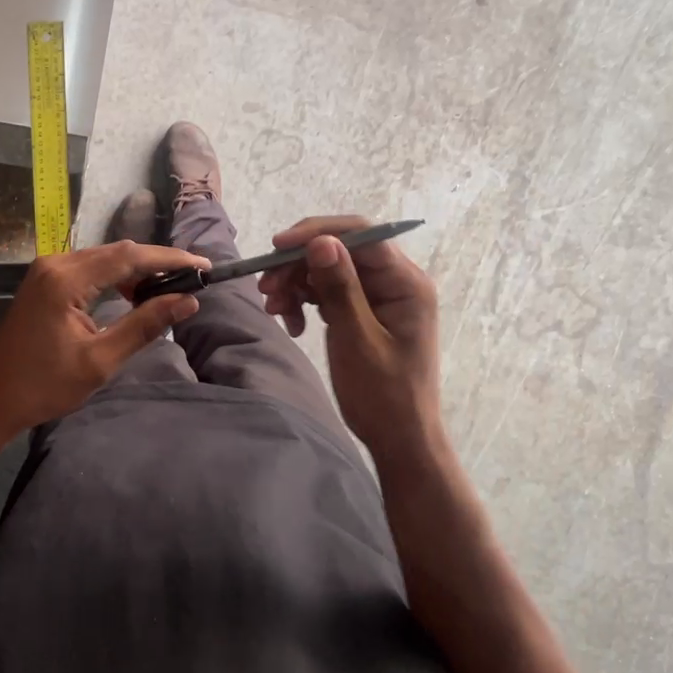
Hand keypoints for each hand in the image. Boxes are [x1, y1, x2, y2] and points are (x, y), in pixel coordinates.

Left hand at [0, 241, 208, 437]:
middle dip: (156, 263)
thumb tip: (187, 301)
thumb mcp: (101, 360)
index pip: (128, 257)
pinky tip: (132, 295)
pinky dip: (113, 277)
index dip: (169, 259)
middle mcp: (55, 263)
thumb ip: (144, 326)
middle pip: (116, 252)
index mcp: (66, 279)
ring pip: (102, 258)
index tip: (204, 265)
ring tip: (168, 289)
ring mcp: (46, 269)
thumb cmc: (46, 385)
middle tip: (193, 278)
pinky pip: (88, 268)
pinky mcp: (44, 280)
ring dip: (135, 270)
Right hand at [257, 216, 442, 459]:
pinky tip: (291, 321)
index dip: (316, 233)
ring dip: (295, 283)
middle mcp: (395, 280)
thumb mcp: (357, 340)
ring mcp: (379, 294)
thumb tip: (321, 240)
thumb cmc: (384, 395)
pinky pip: (326, 289)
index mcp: (406, 283)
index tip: (276, 247)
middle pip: (339, 249)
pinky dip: (303, 299)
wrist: (398, 439)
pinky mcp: (363, 309)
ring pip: (327, 267)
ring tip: (274, 309)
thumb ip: (340, 289)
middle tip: (266, 287)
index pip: (362, 235)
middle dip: (298, 264)